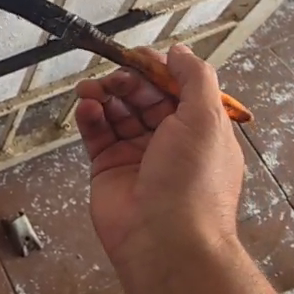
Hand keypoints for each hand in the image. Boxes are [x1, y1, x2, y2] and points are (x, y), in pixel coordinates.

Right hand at [73, 43, 245, 276]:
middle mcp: (169, 141)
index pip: (174, 87)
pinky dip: (90, 117)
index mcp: (199, 129)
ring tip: (91, 91)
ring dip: (103, 95)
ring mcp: (136, 155)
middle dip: (126, 81)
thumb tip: (180, 51)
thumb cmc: (192, 184)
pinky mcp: (107, 169)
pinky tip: (86, 108)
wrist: (165, 241)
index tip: (136, 57)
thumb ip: (195, 78)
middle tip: (112, 78)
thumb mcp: (206, 119)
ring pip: (116, 112)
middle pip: (142, 96)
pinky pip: (96, 134)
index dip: (154, 69)